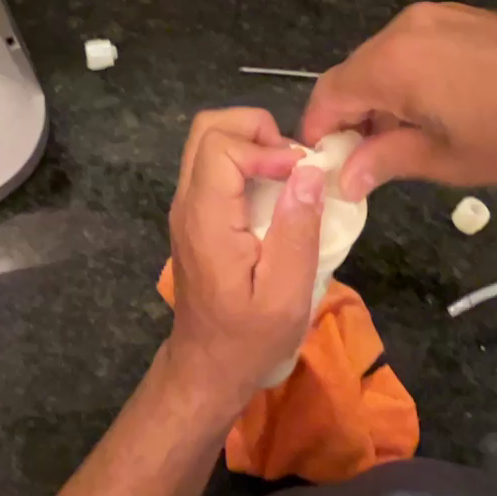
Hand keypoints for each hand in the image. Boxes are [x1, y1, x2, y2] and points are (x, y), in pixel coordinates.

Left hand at [164, 108, 327, 411]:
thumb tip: (309, 172)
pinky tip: (276, 190)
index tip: (300, 175)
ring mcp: (187, 207)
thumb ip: (297, 231)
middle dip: (256, 129)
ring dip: (251, 142)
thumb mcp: (286, 295)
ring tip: (289, 174)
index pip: (221, 146)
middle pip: (207, 128)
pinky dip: (246, 160)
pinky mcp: (196, 214)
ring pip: (207, 141)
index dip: (265, 147)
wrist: (207, 367)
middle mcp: (188, 204)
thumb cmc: (249, 339)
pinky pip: (214, 165)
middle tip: (293, 163)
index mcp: (206, 220)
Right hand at [301, 3, 496, 198]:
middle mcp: (402, 30)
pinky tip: (429, 110)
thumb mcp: (448, 159)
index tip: (324, 164)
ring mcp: (431, 18)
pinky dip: (403, 80)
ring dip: (377, 99)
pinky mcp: (457, 17)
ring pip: (379, 61)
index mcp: (393, 63)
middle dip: (348, 117)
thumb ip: (385, 160)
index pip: (328, 94)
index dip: (318, 131)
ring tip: (400, 140)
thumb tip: (345, 177)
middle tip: (363, 160)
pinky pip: (409, 49)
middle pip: (351, 74)